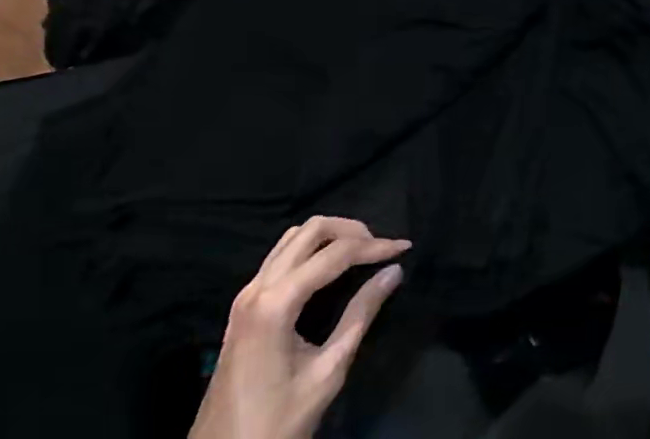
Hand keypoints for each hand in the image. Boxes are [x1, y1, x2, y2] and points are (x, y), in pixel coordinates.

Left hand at [189, 217, 410, 438]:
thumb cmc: (276, 421)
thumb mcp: (328, 371)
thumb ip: (360, 315)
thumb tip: (393, 272)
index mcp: (276, 303)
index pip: (335, 254)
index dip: (375, 246)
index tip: (405, 248)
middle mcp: (257, 287)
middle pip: (311, 230)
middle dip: (352, 231)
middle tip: (380, 248)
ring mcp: (246, 294)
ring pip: (294, 237)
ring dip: (330, 236)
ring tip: (361, 252)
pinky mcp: (244, 305)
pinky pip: (281, 256)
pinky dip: (311, 249)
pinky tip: (330, 267)